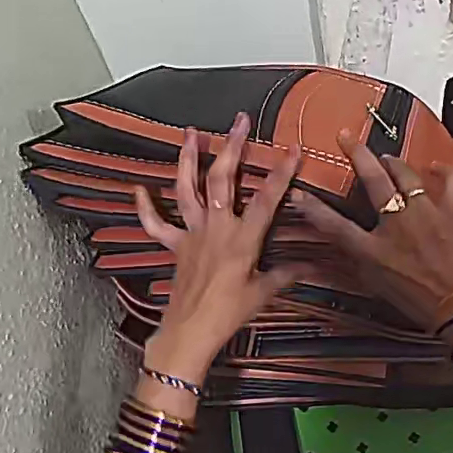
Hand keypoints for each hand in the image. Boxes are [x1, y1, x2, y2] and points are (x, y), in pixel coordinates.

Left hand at [134, 113, 310, 384]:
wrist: (189, 331)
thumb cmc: (229, 313)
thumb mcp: (264, 293)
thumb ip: (286, 274)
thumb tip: (311, 265)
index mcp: (242, 238)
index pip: (266, 199)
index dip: (280, 172)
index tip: (292, 148)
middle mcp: (216, 227)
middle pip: (222, 179)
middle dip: (232, 147)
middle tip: (239, 121)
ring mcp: (191, 234)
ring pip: (186, 189)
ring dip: (188, 159)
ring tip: (190, 132)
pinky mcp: (174, 246)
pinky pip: (156, 223)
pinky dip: (145, 206)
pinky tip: (140, 187)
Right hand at [290, 131, 452, 330]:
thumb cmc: (420, 301)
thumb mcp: (379, 287)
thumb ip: (363, 263)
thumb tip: (353, 247)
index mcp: (374, 249)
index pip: (335, 225)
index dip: (314, 208)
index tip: (298, 193)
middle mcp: (397, 224)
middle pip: (372, 180)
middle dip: (356, 154)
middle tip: (347, 137)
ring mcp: (426, 213)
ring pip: (406, 174)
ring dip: (393, 162)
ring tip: (386, 158)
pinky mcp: (451, 211)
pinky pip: (448, 180)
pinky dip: (441, 170)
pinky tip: (434, 166)